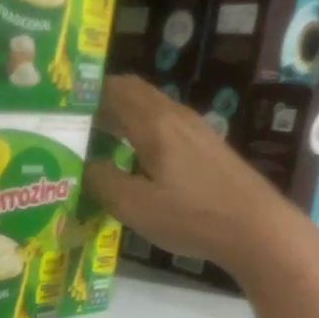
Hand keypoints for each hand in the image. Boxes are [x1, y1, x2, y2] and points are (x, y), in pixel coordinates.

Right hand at [84, 76, 299, 278]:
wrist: (256, 229)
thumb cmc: (191, 216)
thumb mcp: (134, 206)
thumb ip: (102, 181)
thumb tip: (85, 165)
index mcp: (153, 123)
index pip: (115, 88)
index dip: (86, 93)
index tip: (62, 107)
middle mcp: (175, 116)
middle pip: (134, 93)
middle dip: (102, 101)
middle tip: (76, 123)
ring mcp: (196, 129)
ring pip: (152, 108)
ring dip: (124, 116)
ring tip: (99, 140)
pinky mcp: (208, 147)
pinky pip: (166, 125)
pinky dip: (143, 130)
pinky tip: (136, 158)